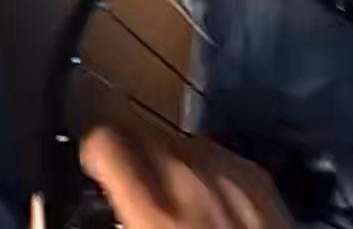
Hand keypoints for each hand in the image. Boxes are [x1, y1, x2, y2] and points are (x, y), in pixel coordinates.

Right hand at [78, 125, 292, 228]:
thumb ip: (131, 221)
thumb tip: (113, 213)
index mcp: (159, 218)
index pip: (106, 142)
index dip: (92, 152)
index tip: (92, 172)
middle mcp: (192, 181)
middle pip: (139, 132)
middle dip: (127, 157)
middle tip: (129, 194)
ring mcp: (231, 174)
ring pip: (176, 141)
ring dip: (166, 164)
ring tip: (174, 204)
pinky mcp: (260, 179)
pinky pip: (215, 154)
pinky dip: (203, 171)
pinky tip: (211, 207)